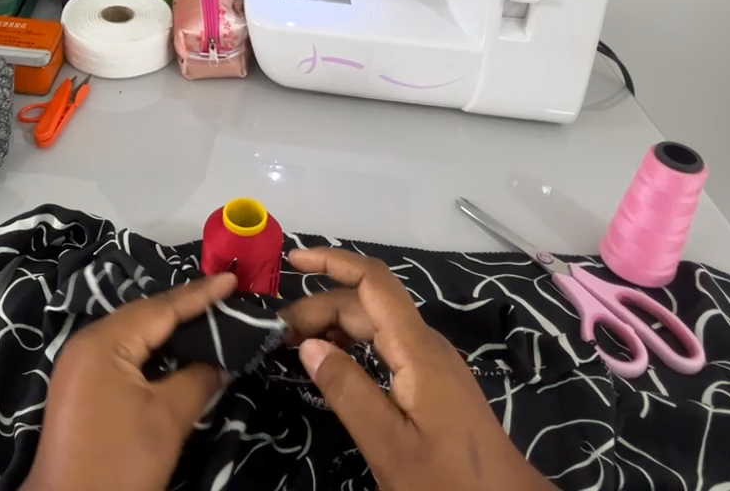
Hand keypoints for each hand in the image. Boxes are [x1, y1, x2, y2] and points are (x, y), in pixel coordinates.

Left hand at [23, 271, 238, 490]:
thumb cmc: (119, 465)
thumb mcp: (167, 420)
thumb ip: (199, 378)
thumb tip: (225, 358)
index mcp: (103, 341)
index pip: (161, 308)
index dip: (200, 294)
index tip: (233, 279)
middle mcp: (87, 341)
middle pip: (145, 315)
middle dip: (186, 306)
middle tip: (227, 296)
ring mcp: (80, 363)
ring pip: (134, 333)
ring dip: (170, 327)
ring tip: (209, 316)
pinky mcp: (81, 384)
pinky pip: (123, 351)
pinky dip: (153, 348)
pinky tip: (178, 350)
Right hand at [281, 248, 555, 490]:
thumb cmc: (449, 481)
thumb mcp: (390, 446)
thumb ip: (347, 391)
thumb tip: (309, 344)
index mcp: (417, 348)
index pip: (372, 281)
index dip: (332, 261)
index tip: (291, 262)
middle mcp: (425, 343)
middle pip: (366, 304)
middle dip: (320, 307)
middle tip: (279, 336)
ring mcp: (431, 362)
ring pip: (376, 323)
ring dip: (334, 325)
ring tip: (297, 345)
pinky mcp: (433, 382)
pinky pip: (386, 344)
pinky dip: (353, 343)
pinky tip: (334, 362)